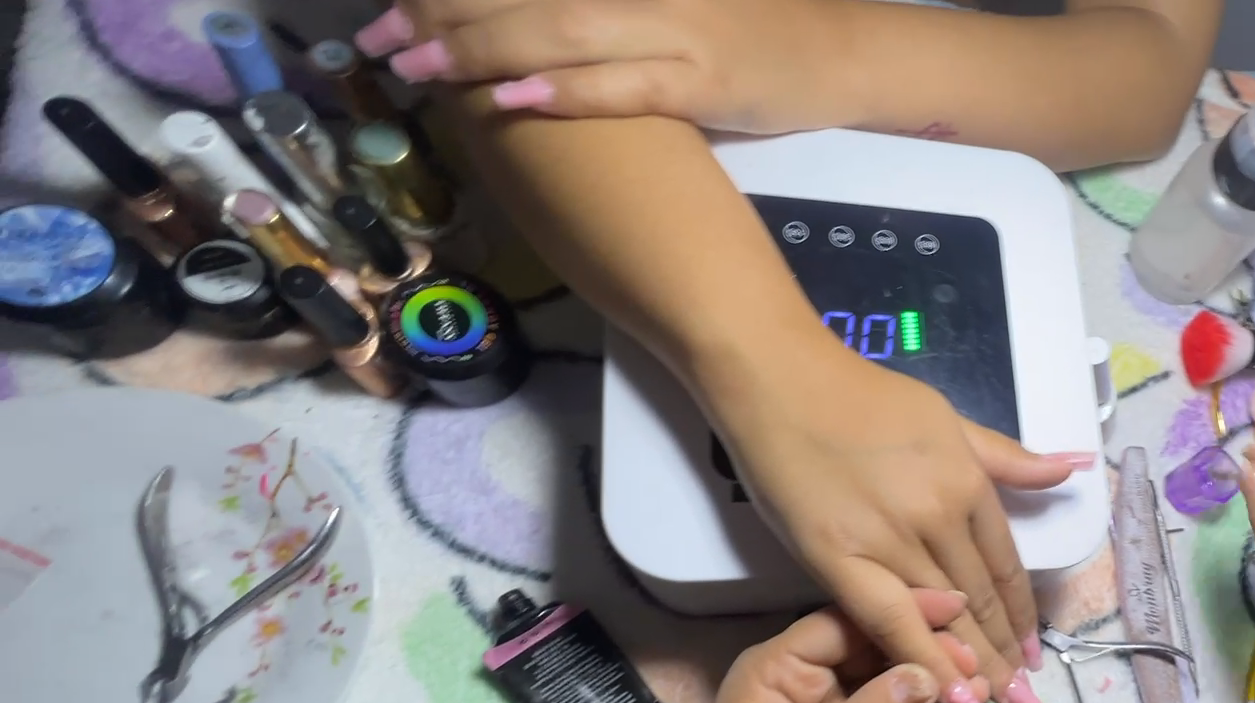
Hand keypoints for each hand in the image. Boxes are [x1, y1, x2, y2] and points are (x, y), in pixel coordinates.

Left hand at [357, 0, 855, 128]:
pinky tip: (511, 100)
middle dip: (445, 12)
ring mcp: (675, 30)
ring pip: (559, 30)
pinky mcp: (705, 82)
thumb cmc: (752, 27)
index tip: (403, 3)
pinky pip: (626, 86)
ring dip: (479, 48)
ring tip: (414, 68)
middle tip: (380, 38)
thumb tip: (538, 34)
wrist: (835, 51)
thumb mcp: (673, 8)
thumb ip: (609, 14)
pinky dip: (567, 91)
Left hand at [644, 590, 970, 702]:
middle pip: (871, 650)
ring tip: (978, 699)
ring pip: (885, 686)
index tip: (956, 608)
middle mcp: (801, 680)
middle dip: (924, 656)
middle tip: (978, 664)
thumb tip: (929, 674)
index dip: (899, 611)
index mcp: (776, 668)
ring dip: (930, 693)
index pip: (845, 623)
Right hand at [715, 341, 1089, 702]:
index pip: (1006, 568)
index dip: (1023, 617)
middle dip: (1007, 655)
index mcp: (967, 484)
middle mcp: (939, 519)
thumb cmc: (864, 398)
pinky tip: (950, 695)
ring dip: (976, 667)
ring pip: (946, 618)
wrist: (782, 383)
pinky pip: (891, 621)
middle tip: (1026, 702)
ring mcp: (890, 543)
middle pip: (982, 601)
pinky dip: (925, 661)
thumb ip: (1008, 456)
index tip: (1033, 653)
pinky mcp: (838, 562)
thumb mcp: (949, 419)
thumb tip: (1072, 467)